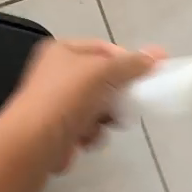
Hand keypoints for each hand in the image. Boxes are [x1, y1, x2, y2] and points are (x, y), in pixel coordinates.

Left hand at [2, 40, 157, 170]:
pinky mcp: (58, 129)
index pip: (103, 49)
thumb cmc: (66, 98)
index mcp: (62, 50)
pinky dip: (91, 133)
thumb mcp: (103, 72)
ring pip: (97, 105)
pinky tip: (87, 140)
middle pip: (102, 79)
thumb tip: (156, 55)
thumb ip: (131, 64)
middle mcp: (56, 73)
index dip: (127, 60)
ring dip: (105, 116)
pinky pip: (87, 126)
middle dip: (117, 94)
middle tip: (131, 103)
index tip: (149, 73)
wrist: (34, 143)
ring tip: (106, 124)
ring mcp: (56, 102)